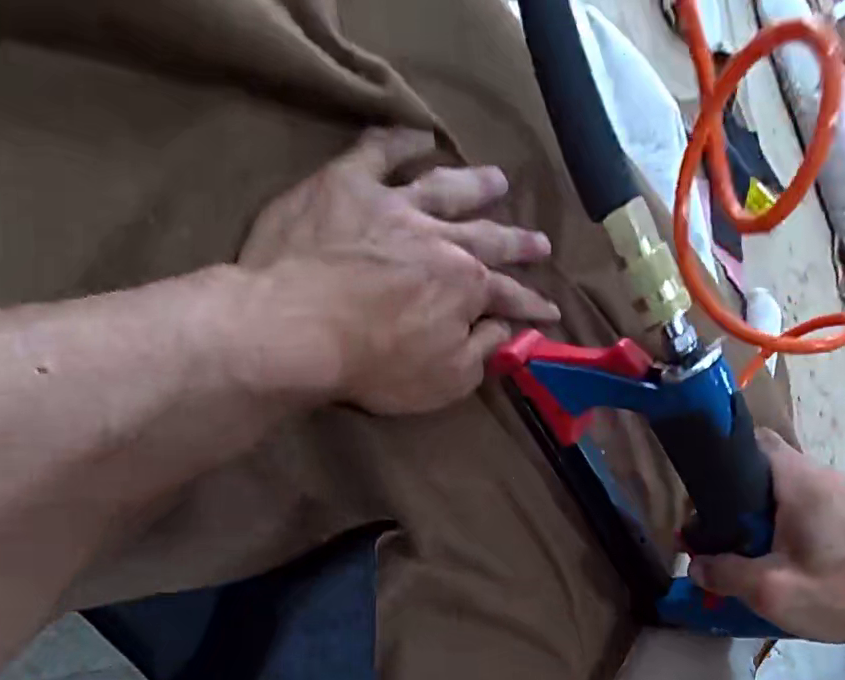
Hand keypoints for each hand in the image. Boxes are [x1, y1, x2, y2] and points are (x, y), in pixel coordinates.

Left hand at [236, 128, 560, 413]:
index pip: (513, 296)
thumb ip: (484, 349)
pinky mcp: (344, 186)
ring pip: (446, 189)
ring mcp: (395, 208)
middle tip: (542, 243)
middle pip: (491, 239)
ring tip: (499, 180)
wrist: (291, 329)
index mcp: (469, 288)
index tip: (552, 312)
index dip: (534, 306)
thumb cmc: (377, 365)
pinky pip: (377, 153)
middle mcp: (442, 241)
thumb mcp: (451, 377)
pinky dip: (400, 141)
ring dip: (477, 185)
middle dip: (520, 244)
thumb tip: (505, 329)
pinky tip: (419, 136)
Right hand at [689, 430, 844, 651]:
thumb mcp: (770, 591)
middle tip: (717, 533)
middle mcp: (822, 476)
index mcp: (801, 480)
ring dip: (760, 514)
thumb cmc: (838, 596)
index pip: (754, 441)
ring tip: (741, 549)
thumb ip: (726, 573)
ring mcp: (839, 494)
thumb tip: (696, 565)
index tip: (703, 498)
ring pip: (785, 489)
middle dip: (737, 496)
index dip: (723, 460)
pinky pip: (804, 506)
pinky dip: (783, 523)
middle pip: (767, 466)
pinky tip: (775, 557)